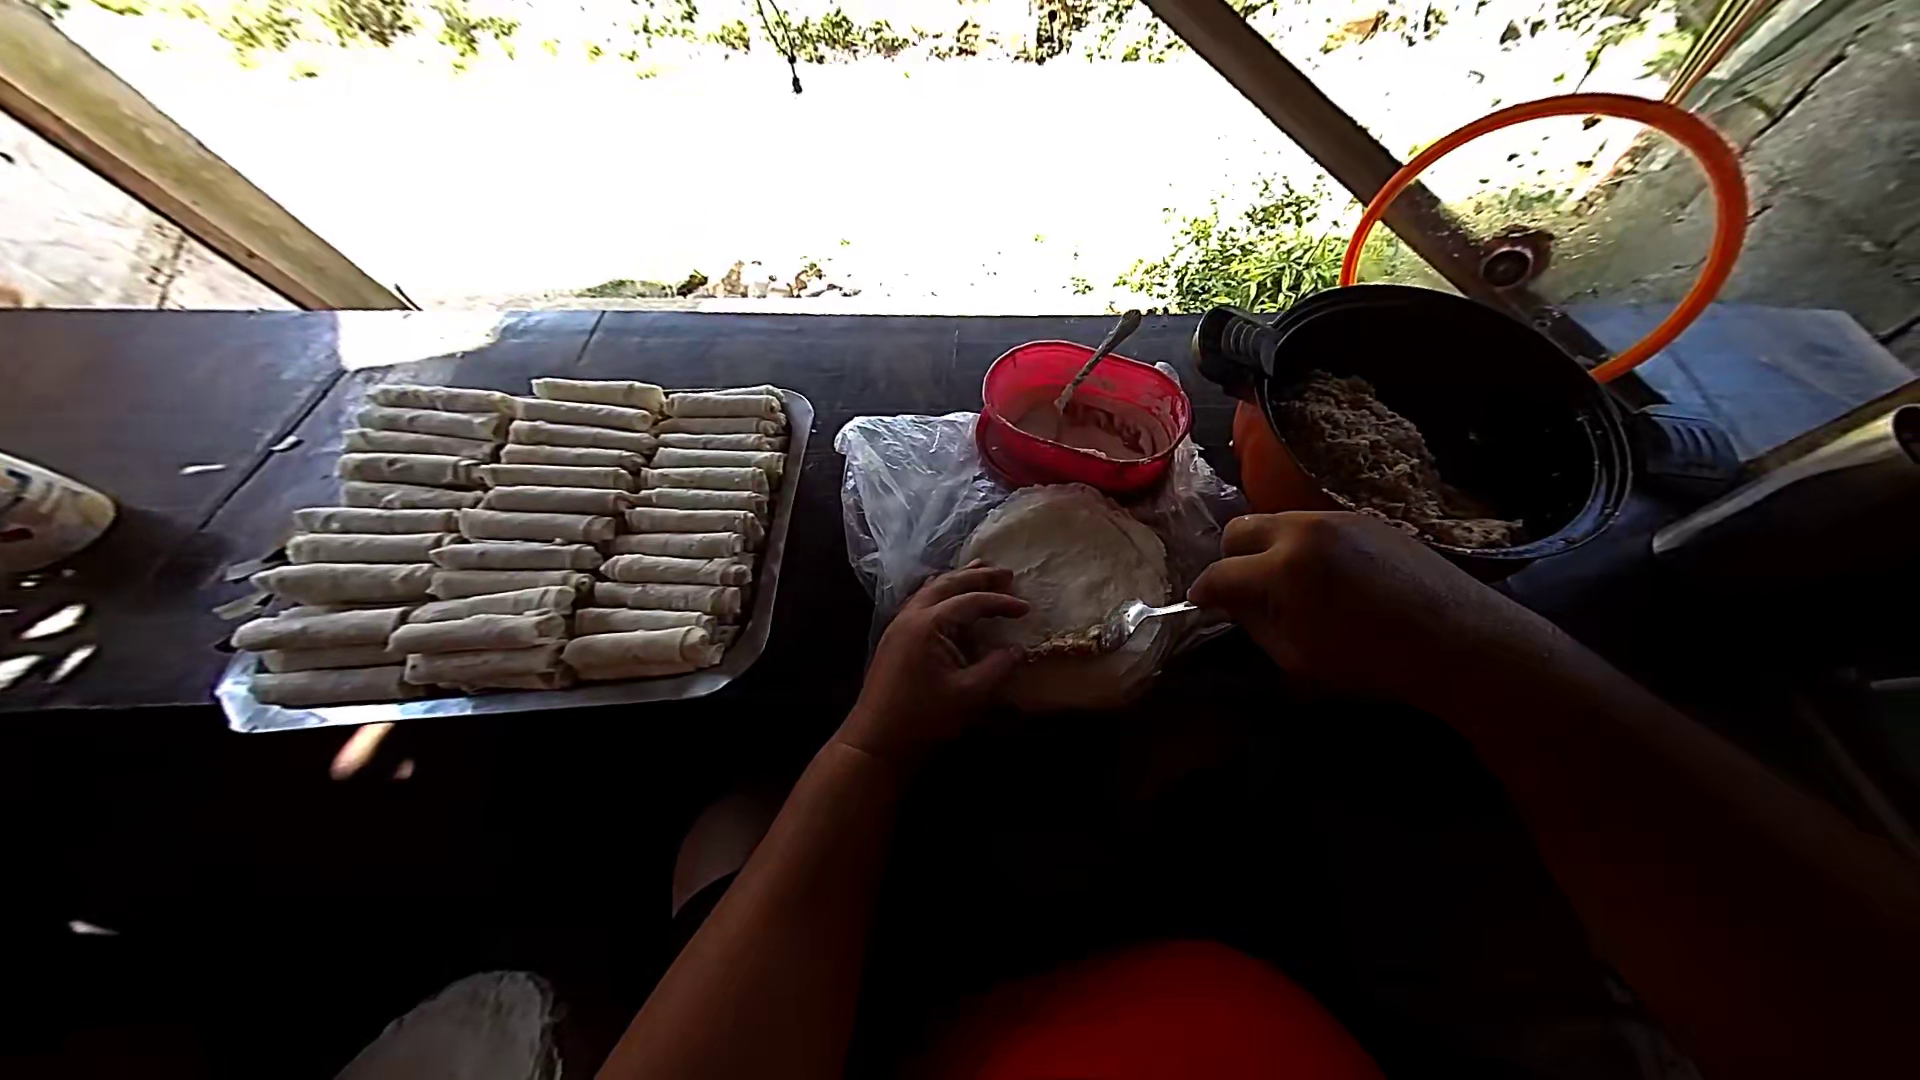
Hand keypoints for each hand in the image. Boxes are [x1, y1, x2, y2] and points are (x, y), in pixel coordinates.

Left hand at [838, 561, 1028, 768]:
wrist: (876, 740)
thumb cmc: (923, 718)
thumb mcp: (969, 694)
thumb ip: (997, 667)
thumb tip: (1018, 649)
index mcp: (929, 624)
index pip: (971, 601)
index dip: (1001, 602)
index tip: (1026, 608)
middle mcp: (911, 615)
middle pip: (948, 584)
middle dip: (978, 577)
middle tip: (1006, 573)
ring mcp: (898, 624)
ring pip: (931, 589)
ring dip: (957, 580)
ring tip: (979, 572)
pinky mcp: (894, 637)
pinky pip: (920, 601)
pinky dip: (940, 592)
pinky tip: (947, 597)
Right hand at [1188, 512, 1554, 708]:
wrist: (1462, 642)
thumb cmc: (1374, 663)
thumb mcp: (1297, 658)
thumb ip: (1253, 623)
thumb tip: (1231, 603)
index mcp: (1282, 571)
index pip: (1218, 574)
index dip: (1202, 592)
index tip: (1199, 603)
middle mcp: (1302, 530)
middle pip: (1237, 530)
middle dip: (1231, 560)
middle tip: (1244, 589)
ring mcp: (1334, 517)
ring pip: (1273, 521)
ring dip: (1265, 548)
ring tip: (1286, 579)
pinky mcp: (1361, 516)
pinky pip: (1309, 523)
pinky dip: (1299, 544)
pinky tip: (1323, 572)